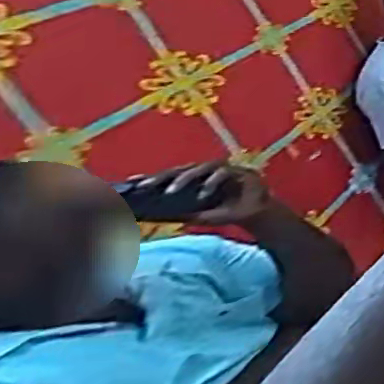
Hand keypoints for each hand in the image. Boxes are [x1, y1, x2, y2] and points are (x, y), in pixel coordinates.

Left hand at [133, 161, 272, 225]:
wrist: (252, 214)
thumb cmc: (222, 213)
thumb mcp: (194, 216)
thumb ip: (174, 214)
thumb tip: (145, 216)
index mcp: (196, 181)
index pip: (171, 176)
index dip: (152, 177)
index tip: (130, 182)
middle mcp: (209, 172)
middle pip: (184, 168)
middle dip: (163, 176)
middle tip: (144, 186)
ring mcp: (227, 170)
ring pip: (203, 166)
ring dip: (186, 177)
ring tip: (171, 191)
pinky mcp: (242, 171)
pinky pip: (225, 172)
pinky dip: (212, 182)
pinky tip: (204, 193)